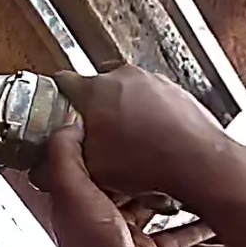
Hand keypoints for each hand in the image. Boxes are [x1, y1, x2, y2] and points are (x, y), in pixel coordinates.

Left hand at [32, 125, 212, 246]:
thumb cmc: (90, 244)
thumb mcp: (72, 187)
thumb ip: (66, 154)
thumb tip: (68, 123)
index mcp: (78, 194)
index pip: (93, 161)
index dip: (109, 145)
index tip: (128, 127)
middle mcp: (99, 211)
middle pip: (125, 181)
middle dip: (144, 166)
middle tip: (169, 148)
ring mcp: (124, 232)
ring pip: (151, 205)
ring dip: (170, 192)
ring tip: (192, 174)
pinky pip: (173, 235)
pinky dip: (192, 226)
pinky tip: (211, 217)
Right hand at [51, 62, 245, 208]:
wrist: (202, 166)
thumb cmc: (148, 165)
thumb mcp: (88, 169)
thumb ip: (61, 160)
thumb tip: (43, 165)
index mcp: (94, 90)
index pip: (61, 81)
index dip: (55, 95)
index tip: (56, 105)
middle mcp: (123, 77)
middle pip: (95, 84)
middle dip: (92, 105)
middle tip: (93, 130)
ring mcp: (153, 82)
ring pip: (126, 90)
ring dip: (122, 108)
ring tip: (125, 139)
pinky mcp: (176, 92)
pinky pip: (152, 99)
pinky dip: (148, 114)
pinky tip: (150, 140)